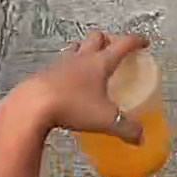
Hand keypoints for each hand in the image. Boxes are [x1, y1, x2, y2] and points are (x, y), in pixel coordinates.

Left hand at [0, 32, 147, 142]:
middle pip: (97, 38)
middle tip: (114, 50)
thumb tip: (140, 138)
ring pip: (76, 48)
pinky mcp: (45, 74)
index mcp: (100, 63)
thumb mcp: (106, 120)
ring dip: (85, 50)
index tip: (144, 42)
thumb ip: (126, 129)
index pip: (123, 44)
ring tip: (90, 62)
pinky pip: (60, 64)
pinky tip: (68, 83)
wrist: (32, 105)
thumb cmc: (72, 106)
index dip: (136, 41)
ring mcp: (61, 64)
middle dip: (107, 40)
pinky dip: (68, 69)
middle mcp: (81, 58)